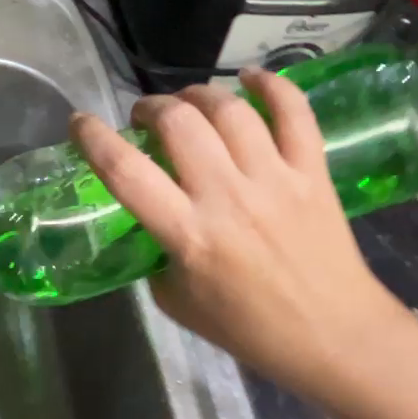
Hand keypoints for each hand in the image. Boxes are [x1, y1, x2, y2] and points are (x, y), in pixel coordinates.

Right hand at [69, 69, 414, 394]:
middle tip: (144, 117)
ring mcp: (275, 180)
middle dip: (150, 107)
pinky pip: (296, 114)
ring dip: (197, 95)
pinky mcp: (313, 174)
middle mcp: (228, 197)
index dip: (93, 137)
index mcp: (188, 234)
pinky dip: (272, 86)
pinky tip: (249, 78)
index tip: (79, 122)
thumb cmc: (249, 328)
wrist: (338, 340)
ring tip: (186, 102)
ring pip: (229, 111)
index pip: (125, 171)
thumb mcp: (176, 300)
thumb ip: (154, 253)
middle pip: (178, 123)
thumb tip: (144, 220)